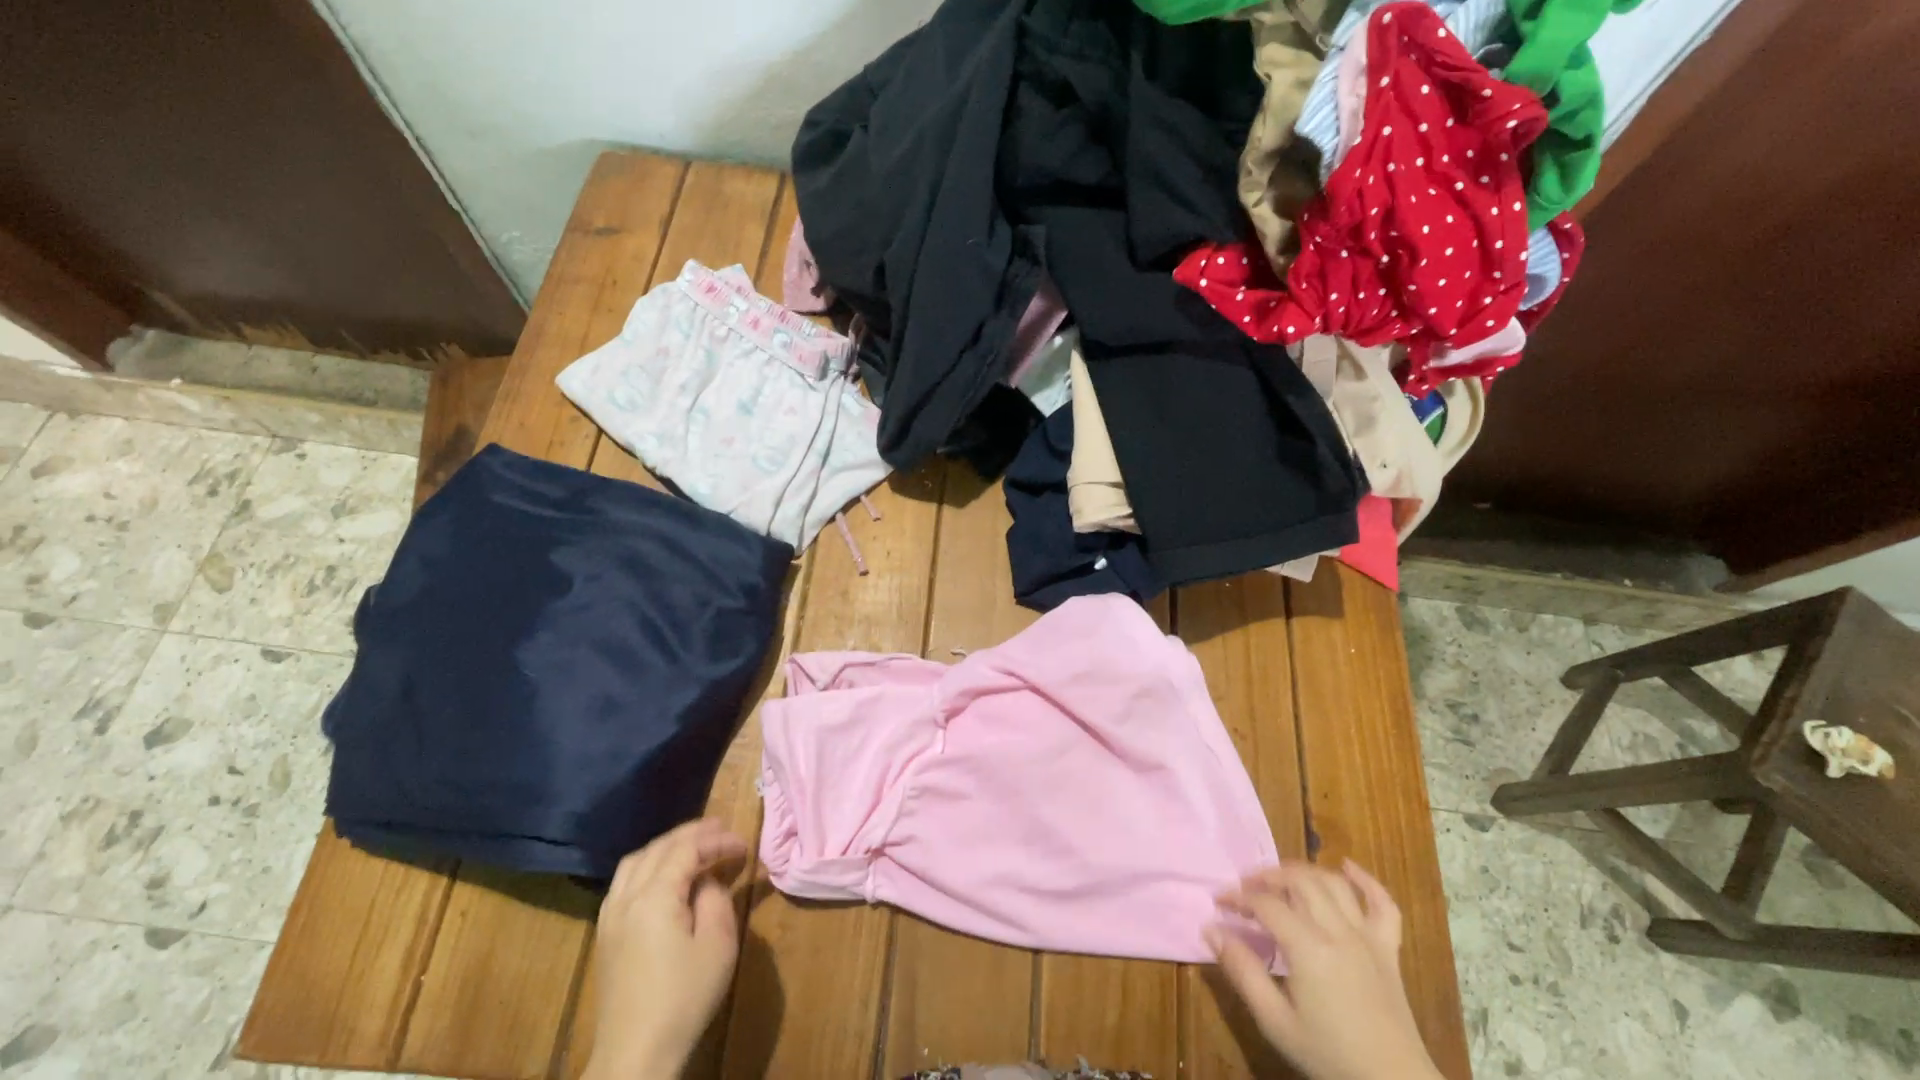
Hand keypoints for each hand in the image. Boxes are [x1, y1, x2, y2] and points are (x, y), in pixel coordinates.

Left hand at [582, 818, 749, 1079]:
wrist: (636, 1052)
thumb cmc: (684, 998)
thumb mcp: (717, 945)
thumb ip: (714, 900)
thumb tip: (707, 881)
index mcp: (653, 897)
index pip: (686, 850)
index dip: (716, 840)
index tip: (743, 843)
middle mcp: (625, 897)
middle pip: (657, 849)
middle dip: (690, 834)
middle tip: (721, 829)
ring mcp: (610, 916)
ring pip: (635, 862)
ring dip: (666, 847)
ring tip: (694, 845)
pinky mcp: (606, 935)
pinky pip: (624, 882)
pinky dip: (648, 866)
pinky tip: (663, 876)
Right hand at [1207, 860, 1442, 1079]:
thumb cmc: (1328, 1055)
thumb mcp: (1275, 1021)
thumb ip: (1243, 972)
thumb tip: (1212, 930)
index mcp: (1308, 948)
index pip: (1266, 904)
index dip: (1238, 897)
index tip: (1218, 903)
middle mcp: (1339, 931)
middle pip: (1300, 882)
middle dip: (1267, 876)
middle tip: (1245, 886)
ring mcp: (1368, 937)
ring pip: (1333, 884)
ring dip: (1304, 872)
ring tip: (1281, 878)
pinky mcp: (1388, 949)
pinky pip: (1383, 904)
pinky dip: (1365, 880)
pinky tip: (1348, 867)